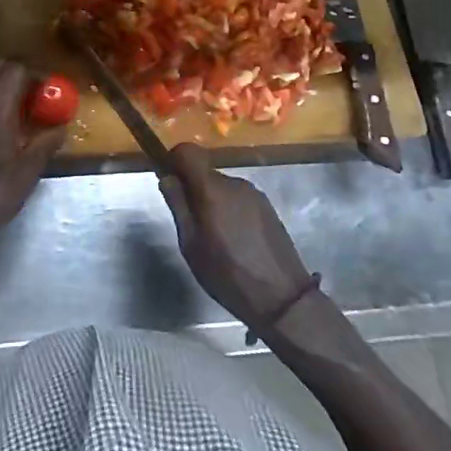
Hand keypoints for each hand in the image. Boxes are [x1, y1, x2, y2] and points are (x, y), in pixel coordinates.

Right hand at [159, 143, 315, 325]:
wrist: (283, 300)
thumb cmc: (228, 275)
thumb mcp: (191, 245)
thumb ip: (178, 206)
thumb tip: (167, 177)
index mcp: (213, 189)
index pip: (188, 151)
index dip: (174, 159)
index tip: (168, 180)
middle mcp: (235, 183)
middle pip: (204, 171)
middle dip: (192, 188)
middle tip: (189, 221)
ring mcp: (255, 194)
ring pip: (221, 186)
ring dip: (211, 200)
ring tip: (212, 235)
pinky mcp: (267, 207)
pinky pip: (238, 198)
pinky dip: (228, 209)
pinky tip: (233, 239)